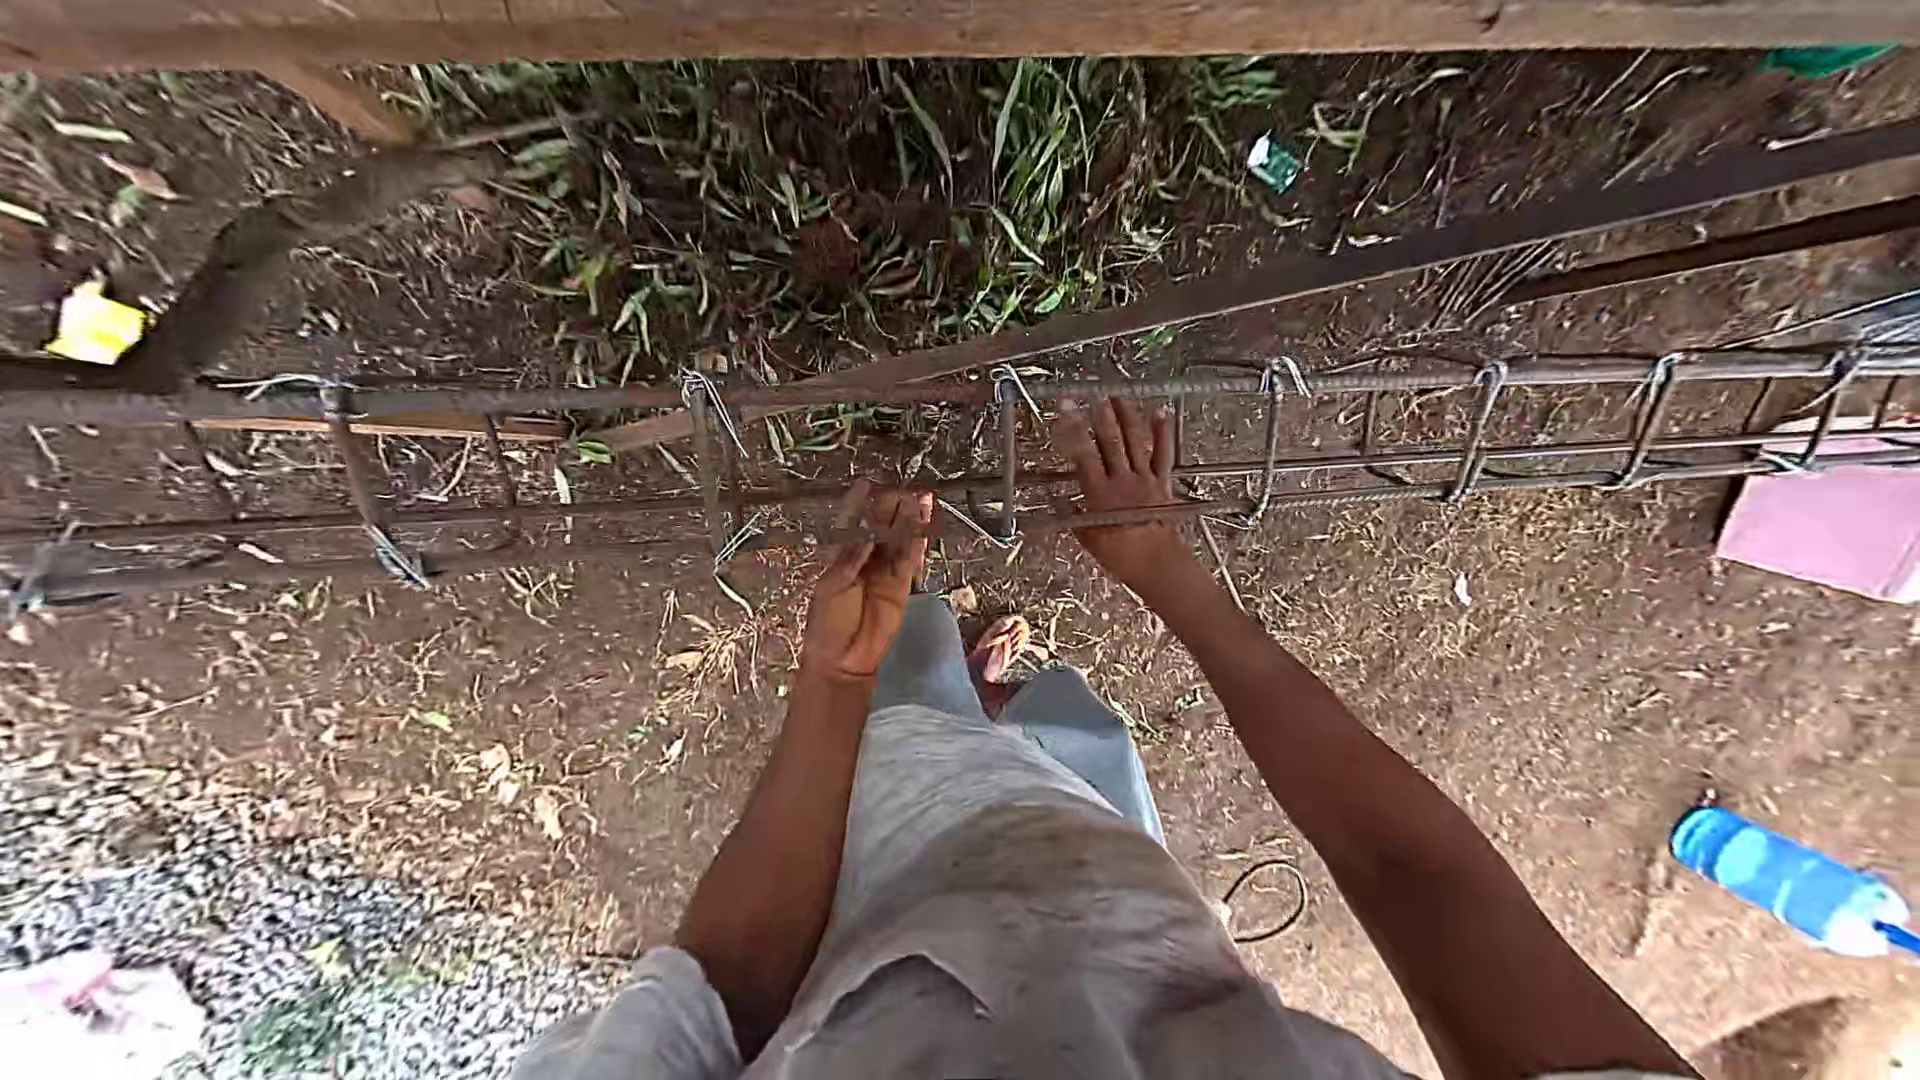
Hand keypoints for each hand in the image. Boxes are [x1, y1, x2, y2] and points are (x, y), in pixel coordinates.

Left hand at [800, 481, 932, 685]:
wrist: (844, 661)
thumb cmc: (828, 624)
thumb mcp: (832, 588)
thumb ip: (852, 559)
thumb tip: (868, 532)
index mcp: (840, 558)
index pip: (850, 525)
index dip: (858, 505)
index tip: (866, 484)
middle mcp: (864, 561)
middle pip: (879, 529)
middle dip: (889, 509)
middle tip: (902, 490)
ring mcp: (883, 572)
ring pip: (898, 541)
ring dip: (908, 520)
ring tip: (920, 498)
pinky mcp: (900, 586)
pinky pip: (910, 560)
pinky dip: (918, 542)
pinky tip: (924, 524)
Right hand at [1051, 396, 1195, 590]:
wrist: (1158, 563)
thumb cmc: (1121, 555)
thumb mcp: (1088, 538)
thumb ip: (1072, 517)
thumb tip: (1057, 504)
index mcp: (1100, 492)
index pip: (1083, 454)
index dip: (1073, 430)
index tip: (1065, 411)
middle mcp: (1122, 480)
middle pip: (1110, 441)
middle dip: (1099, 414)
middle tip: (1092, 393)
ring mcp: (1145, 479)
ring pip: (1135, 441)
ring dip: (1127, 415)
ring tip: (1119, 395)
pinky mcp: (1163, 483)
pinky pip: (1163, 454)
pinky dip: (1162, 432)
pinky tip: (1159, 414)